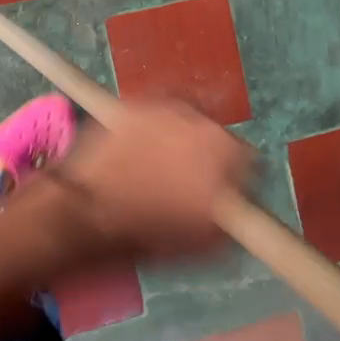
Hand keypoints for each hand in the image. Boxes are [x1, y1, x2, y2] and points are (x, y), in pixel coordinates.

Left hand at [54, 100, 257, 261]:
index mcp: (232, 160)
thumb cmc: (151, 233)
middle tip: (187, 178)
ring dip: (183, 135)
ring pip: (189, 119)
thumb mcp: (208, 239)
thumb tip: (241, 207)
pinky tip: (146, 138)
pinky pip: (158, 107)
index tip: (220, 193)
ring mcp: (170, 108)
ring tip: (161, 158)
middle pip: (218, 137)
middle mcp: (207, 126)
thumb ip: (235, 216)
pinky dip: (157, 121)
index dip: (234, 179)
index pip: (248, 163)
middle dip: (207, 155)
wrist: (91, 209)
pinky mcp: (139, 101)